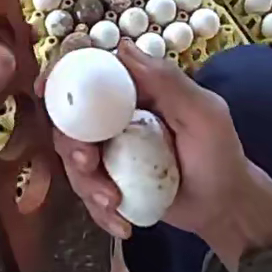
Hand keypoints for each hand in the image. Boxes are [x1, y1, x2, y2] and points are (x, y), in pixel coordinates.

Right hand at [46, 41, 271, 269]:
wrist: (224, 208)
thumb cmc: (219, 154)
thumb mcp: (203, 114)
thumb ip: (167, 82)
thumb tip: (122, 47)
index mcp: (135, 89)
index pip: (89, 71)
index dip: (61, 74)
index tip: (46, 90)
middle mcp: (115, 115)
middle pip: (70, 119)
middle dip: (72, 145)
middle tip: (89, 164)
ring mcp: (109, 149)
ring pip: (73, 158)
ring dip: (87, 184)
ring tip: (113, 203)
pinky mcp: (108, 180)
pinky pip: (86, 192)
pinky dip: (99, 211)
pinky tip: (123, 223)